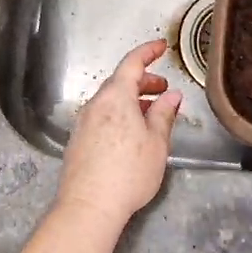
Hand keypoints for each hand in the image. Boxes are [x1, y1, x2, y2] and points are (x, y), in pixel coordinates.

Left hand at [56, 39, 183, 226]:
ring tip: (151, 115)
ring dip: (132, 101)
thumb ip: (164, 115)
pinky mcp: (78, 140)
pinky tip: (131, 134)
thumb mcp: (156, 143)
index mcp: (116, 97)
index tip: (162, 46)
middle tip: (163, 90)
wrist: (89, 206)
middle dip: (143, 82)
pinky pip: (102, 116)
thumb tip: (172, 96)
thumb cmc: (129, 172)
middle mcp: (96, 104)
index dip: (148, 52)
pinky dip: (119, 115)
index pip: (132, 63)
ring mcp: (84, 121)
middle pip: (120, 82)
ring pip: (110, 101)